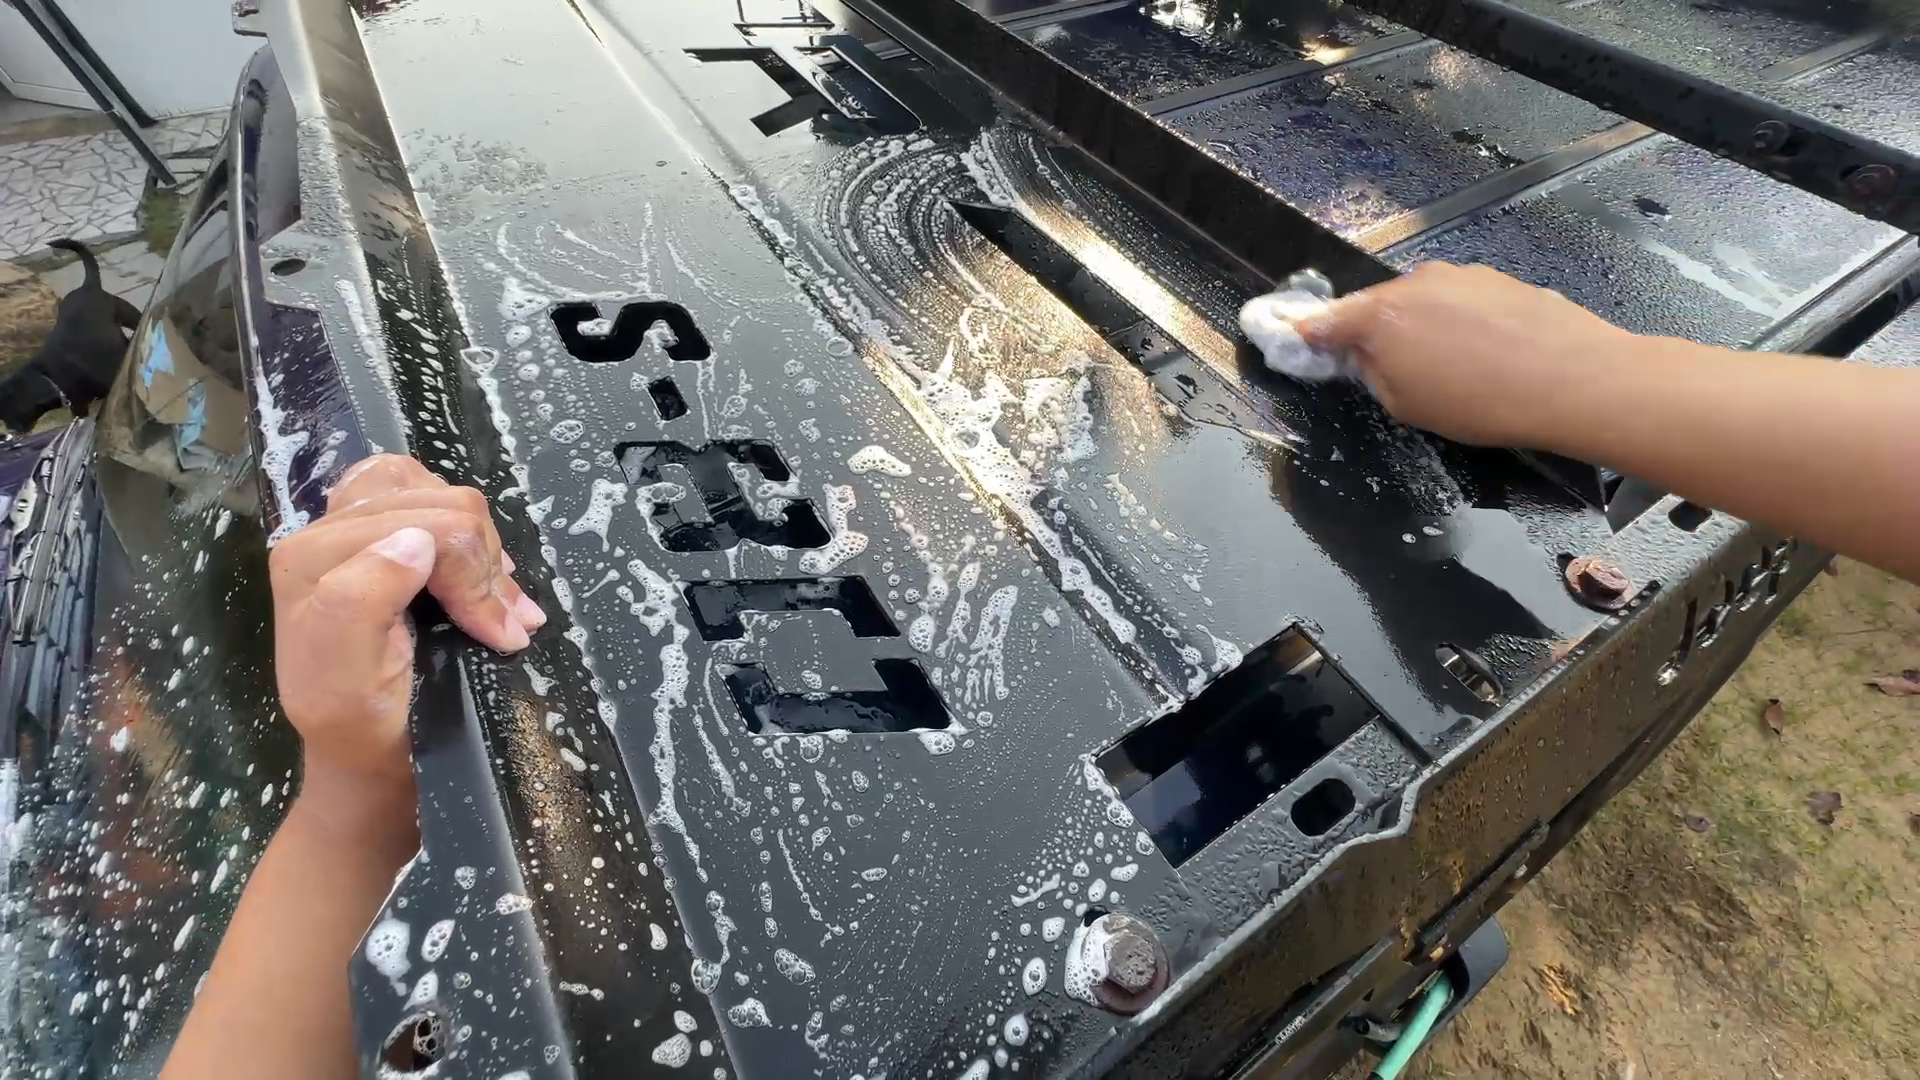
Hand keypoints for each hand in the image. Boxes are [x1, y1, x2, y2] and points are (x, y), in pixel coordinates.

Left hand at [268, 455, 544, 836]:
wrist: (372, 746)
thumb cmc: (368, 725)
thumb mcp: (348, 685)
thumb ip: (357, 606)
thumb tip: (414, 544)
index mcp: (311, 562)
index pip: (432, 530)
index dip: (477, 582)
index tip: (500, 636)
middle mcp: (326, 533)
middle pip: (447, 506)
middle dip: (487, 568)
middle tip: (505, 626)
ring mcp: (356, 527)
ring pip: (450, 497)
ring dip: (487, 553)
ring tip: (500, 607)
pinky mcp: (382, 529)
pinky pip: (433, 490)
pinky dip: (471, 529)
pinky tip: (480, 572)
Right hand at [1293, 262, 1640, 446]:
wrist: (1576, 380)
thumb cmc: (1476, 401)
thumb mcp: (1401, 403)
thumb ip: (1370, 372)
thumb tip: (1364, 356)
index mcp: (1378, 316)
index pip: (1324, 321)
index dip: (1305, 334)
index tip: (1293, 341)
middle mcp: (1414, 284)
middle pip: (1371, 306)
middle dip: (1364, 331)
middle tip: (1370, 364)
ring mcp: (1459, 276)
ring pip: (1415, 301)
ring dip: (1410, 325)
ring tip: (1435, 363)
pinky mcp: (1497, 279)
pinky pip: (1453, 300)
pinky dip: (1449, 321)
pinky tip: (1472, 352)